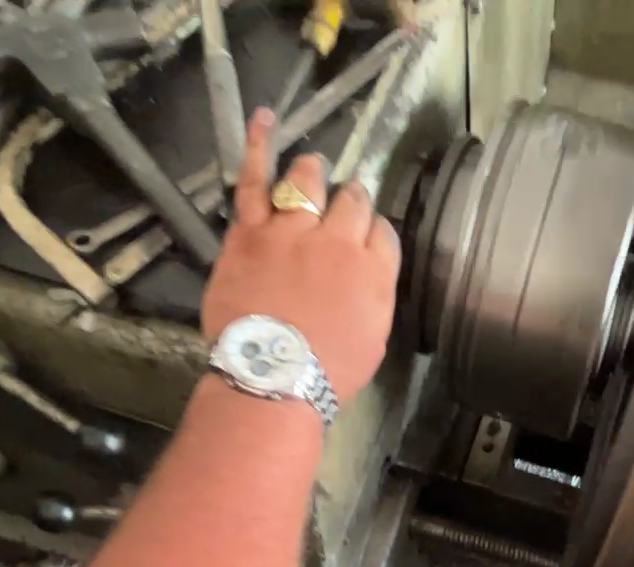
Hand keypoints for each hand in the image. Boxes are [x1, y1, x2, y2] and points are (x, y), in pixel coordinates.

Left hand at [200, 109, 401, 404]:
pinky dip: (260, 147)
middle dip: (351, 202)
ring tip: (315, 171)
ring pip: (308, 181)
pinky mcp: (250, 231)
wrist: (274, 378)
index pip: (383, 233)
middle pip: (352, 202)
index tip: (365, 242)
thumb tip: (370, 271)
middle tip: (344, 209)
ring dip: (315, 174)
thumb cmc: (330, 371)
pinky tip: (267, 120)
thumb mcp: (374, 338)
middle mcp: (338, 241)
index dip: (373, 233)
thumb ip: (376, 295)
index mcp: (374, 272)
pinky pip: (254, 180)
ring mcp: (292, 230)